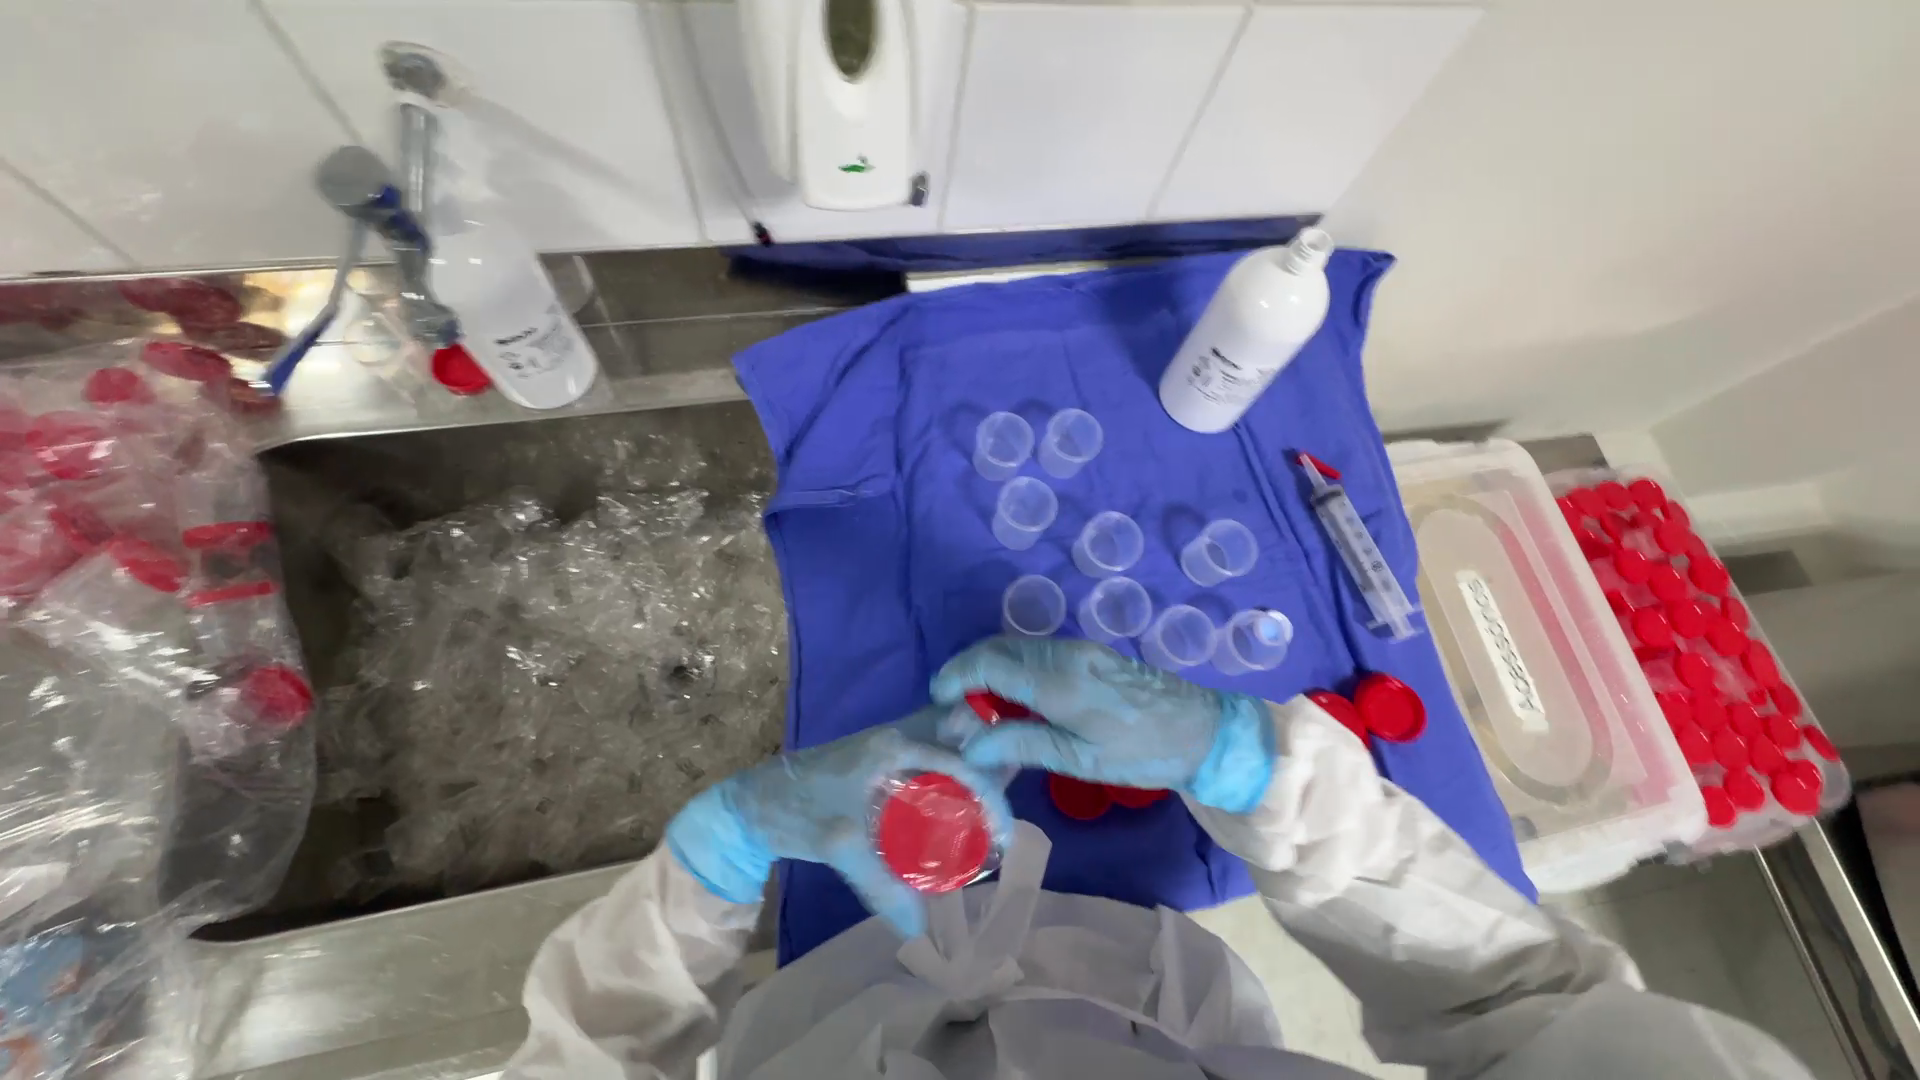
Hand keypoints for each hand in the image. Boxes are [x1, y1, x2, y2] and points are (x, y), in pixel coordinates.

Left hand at [664, 705, 1014, 937]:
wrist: (751, 802)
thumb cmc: (797, 812)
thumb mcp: (840, 846)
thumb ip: (880, 886)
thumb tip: (921, 930)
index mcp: (894, 744)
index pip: (960, 762)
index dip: (990, 797)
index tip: (1004, 836)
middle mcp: (898, 734)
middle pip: (963, 744)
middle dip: (991, 778)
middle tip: (1000, 825)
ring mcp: (889, 743)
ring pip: (948, 751)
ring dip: (971, 778)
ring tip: (985, 824)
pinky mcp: (881, 757)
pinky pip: (930, 762)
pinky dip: (949, 782)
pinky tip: (954, 815)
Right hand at [931, 637, 1275, 812]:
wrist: (1204, 731)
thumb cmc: (1142, 753)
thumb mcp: (1080, 760)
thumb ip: (1022, 744)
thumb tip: (969, 745)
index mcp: (1059, 682)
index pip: (990, 664)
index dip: (956, 677)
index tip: (937, 700)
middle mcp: (1064, 654)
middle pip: (997, 649)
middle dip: (966, 671)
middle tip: (952, 707)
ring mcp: (1078, 649)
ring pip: (1015, 648)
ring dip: (987, 668)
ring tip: (975, 706)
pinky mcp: (1088, 652)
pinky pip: (1035, 651)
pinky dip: (1011, 667)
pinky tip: (1011, 697)